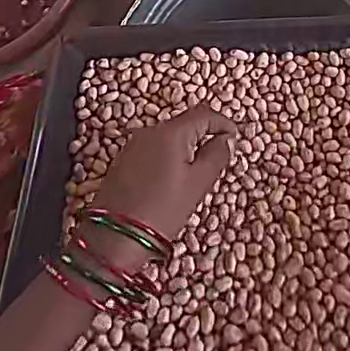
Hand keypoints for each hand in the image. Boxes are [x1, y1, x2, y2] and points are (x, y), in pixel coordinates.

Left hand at [81, 106, 235, 271]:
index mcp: (171, 132)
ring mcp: (133, 144)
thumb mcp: (197, 185)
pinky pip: (154, 150)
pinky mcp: (124, 160)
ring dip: (187, 149)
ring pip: (169, 138)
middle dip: (205, 137)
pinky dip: (169, 158)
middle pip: (185, 124)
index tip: (235, 139)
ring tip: (197, 176)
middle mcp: (150, 131)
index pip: (204, 114)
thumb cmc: (162, 211)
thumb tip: (227, 139)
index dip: (223, 123)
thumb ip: (216, 156)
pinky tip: (173, 182)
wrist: (113, 237)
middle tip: (219, 160)